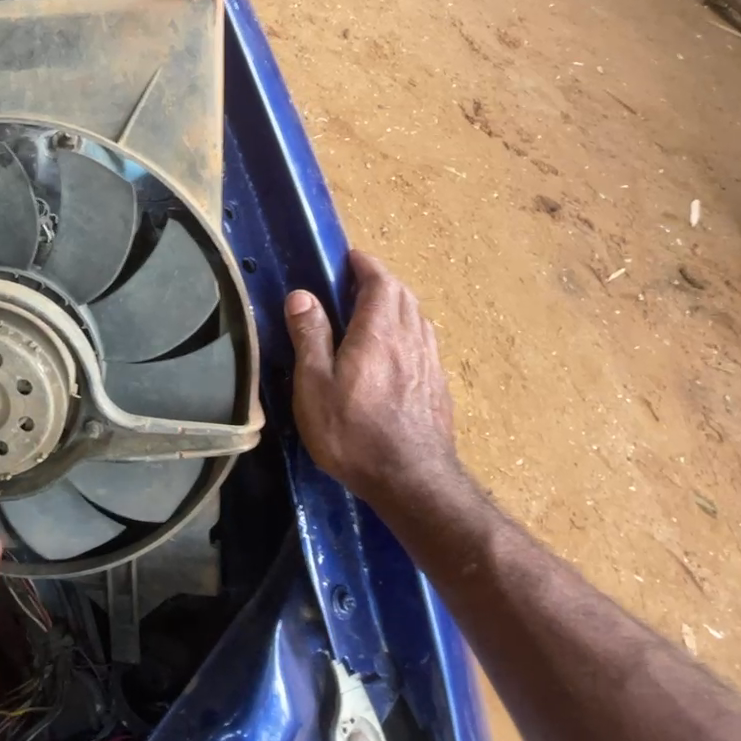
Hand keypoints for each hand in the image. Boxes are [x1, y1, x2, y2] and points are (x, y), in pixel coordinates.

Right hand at [284, 250, 465, 512]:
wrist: (412, 482)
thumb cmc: (352, 432)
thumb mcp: (315, 385)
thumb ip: (310, 336)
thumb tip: (302, 295)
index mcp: (378, 334)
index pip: (380, 283)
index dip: (366, 266)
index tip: (349, 258)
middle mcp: (410, 341)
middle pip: (403, 296)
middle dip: (380, 281)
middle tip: (353, 282)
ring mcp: (429, 365)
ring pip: (418, 318)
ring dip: (397, 304)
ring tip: (373, 310)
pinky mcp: (437, 388)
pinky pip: (424, 342)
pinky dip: (407, 329)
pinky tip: (394, 349)